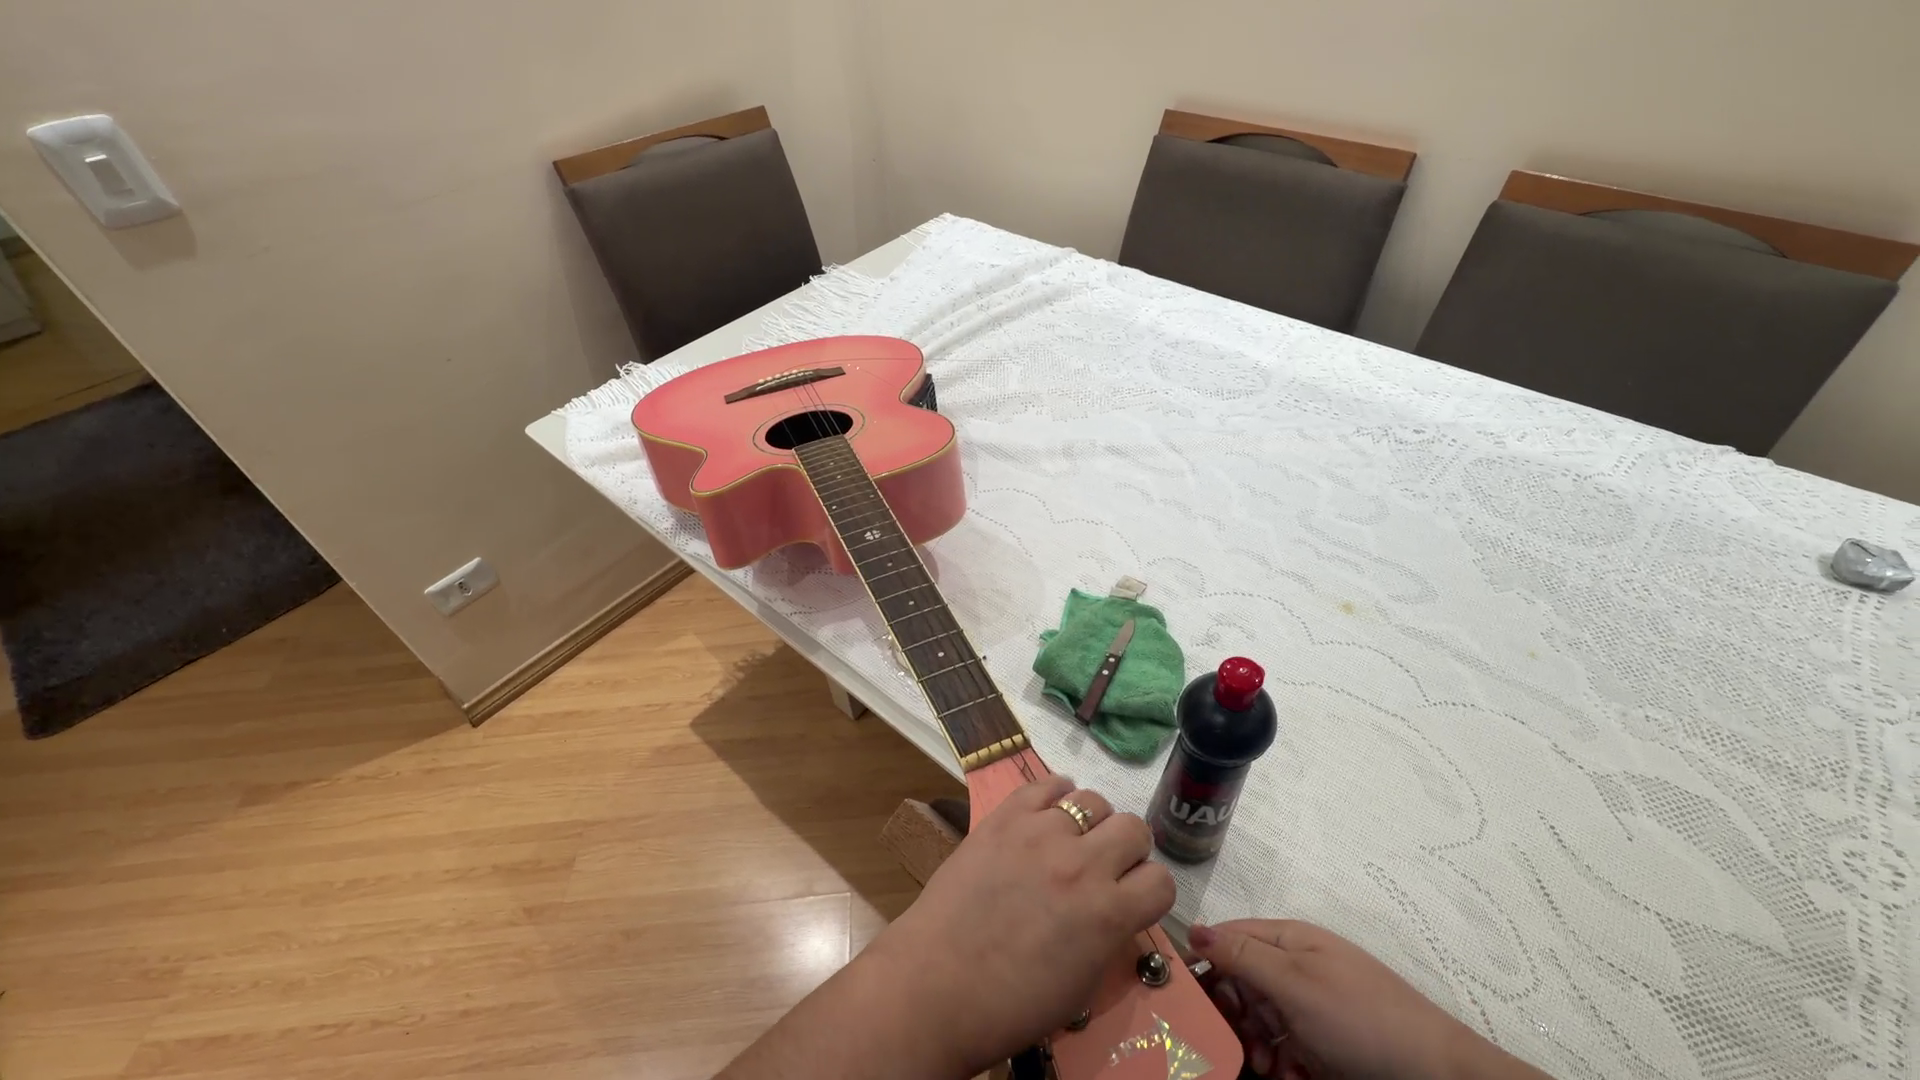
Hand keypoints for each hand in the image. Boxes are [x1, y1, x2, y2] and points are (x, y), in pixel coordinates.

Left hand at [863, 775, 1175, 1076]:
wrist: (937, 985)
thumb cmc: (1010, 1004)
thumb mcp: (1082, 984)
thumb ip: (1108, 935)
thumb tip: (1114, 908)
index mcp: (1109, 915)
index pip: (1162, 881)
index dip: (1149, 891)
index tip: (1131, 897)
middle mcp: (1083, 864)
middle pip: (1134, 828)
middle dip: (1127, 849)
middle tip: (1103, 865)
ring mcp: (1042, 834)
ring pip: (1092, 801)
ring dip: (1091, 821)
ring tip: (1070, 839)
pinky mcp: (1005, 818)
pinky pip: (1045, 785)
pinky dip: (1055, 794)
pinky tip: (1048, 812)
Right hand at [1189, 920, 1551, 1079]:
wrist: (1437, 1076)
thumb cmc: (1360, 1019)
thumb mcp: (1294, 983)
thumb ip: (1241, 955)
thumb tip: (1193, 927)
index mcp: (1290, 940)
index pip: (1227, 937)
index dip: (1203, 961)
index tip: (1184, 996)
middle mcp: (1298, 967)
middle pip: (1241, 982)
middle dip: (1233, 1014)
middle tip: (1235, 1040)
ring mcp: (1314, 1007)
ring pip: (1261, 1020)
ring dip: (1256, 1045)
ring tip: (1269, 1068)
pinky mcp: (1327, 1043)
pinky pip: (1288, 1047)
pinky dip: (1284, 1063)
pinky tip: (1294, 1077)